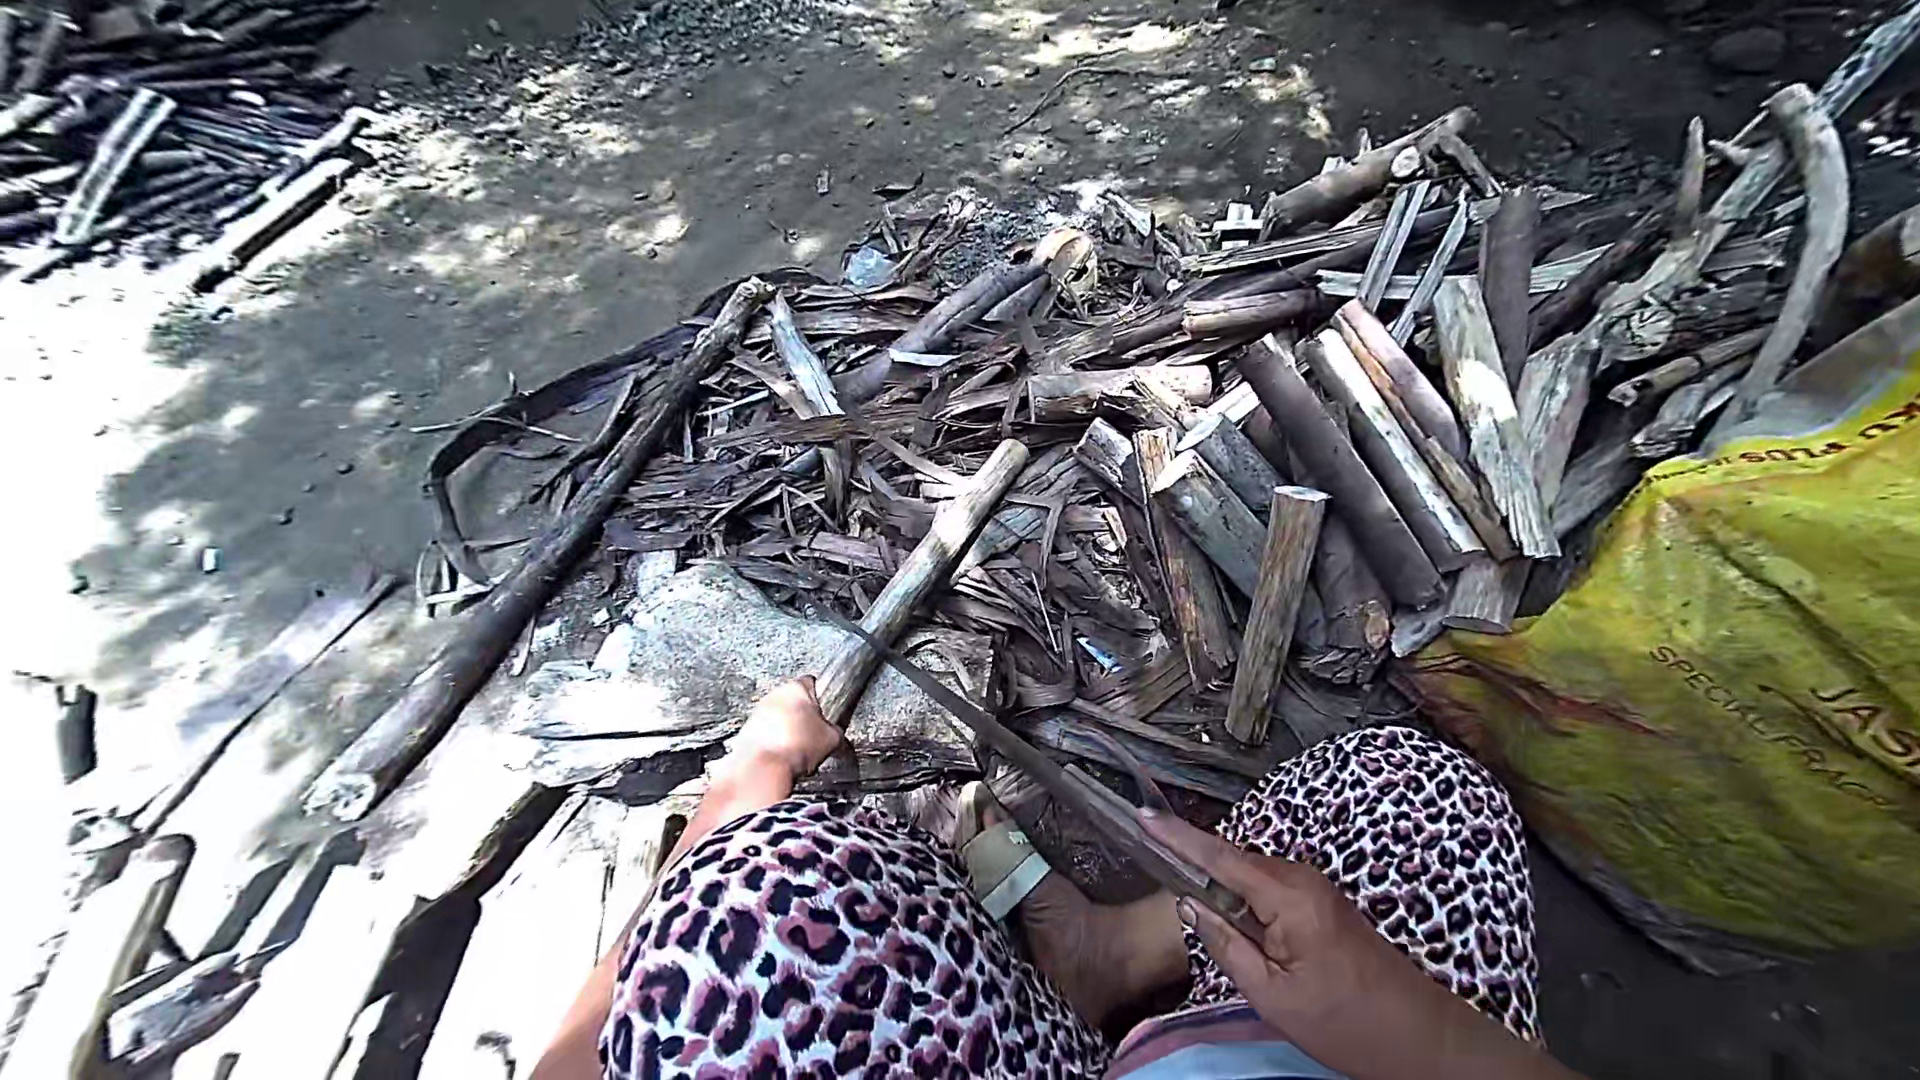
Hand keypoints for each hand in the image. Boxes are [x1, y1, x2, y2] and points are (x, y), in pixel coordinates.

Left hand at [729, 676, 841, 777]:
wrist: (762, 771)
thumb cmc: (794, 748)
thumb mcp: (832, 738)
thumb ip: (835, 729)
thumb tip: (834, 733)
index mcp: (796, 687)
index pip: (813, 684)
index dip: (822, 700)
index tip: (826, 714)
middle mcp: (773, 694)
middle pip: (794, 701)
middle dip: (803, 717)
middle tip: (814, 737)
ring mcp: (757, 713)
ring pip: (778, 719)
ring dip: (786, 731)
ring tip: (797, 752)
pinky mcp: (745, 732)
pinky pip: (765, 735)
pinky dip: (773, 744)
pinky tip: (781, 758)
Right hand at [1141, 811, 1581, 1079]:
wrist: (1429, 1041)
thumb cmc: (1349, 1025)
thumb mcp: (1275, 997)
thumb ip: (1225, 944)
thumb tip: (1187, 903)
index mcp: (1287, 896)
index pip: (1217, 856)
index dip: (1175, 835)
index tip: (1142, 813)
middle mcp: (1298, 876)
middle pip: (1229, 858)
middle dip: (1190, 853)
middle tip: (1150, 844)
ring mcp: (1311, 883)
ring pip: (1246, 871)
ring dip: (1214, 876)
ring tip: (1180, 877)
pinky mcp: (1317, 896)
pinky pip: (1263, 883)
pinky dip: (1237, 890)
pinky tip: (1224, 906)